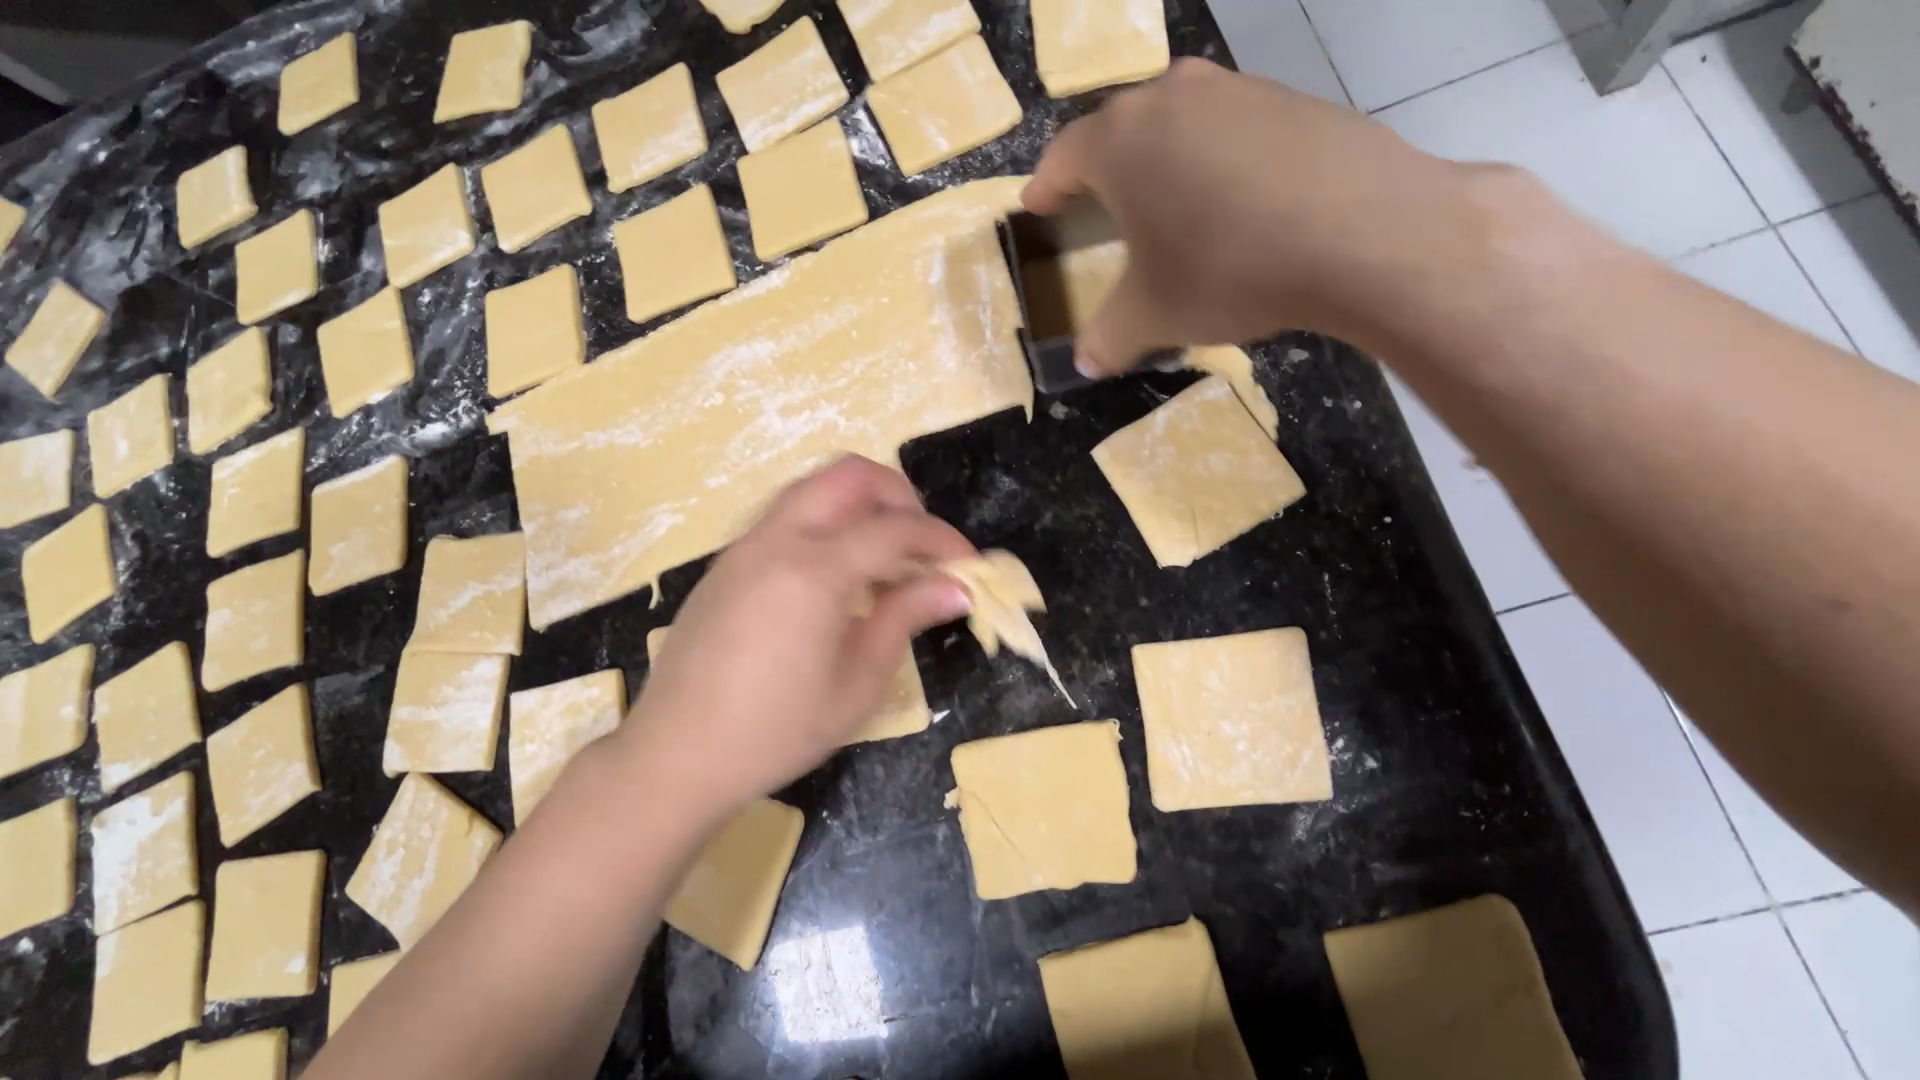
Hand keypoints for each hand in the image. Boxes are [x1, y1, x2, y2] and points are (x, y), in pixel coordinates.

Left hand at [619, 455, 974, 812]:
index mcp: (814, 571)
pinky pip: (784, 517)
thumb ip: (905, 618)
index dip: (942, 541)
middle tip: (921, 544)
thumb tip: (956, 587)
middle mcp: (776, 541)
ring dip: (858, 505)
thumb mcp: (858, 683)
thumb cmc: (777, 731)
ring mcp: (744, 547)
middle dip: (899, 496)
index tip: (969, 567)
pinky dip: (824, 524)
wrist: (676, 755)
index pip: (895, 528)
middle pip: (849, 476)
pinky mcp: (725, 564)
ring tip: (883, 558)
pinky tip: (834, 577)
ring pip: (811, 489)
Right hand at [1024, 58, 1490, 374]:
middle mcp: (1171, 97)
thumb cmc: (1228, 269)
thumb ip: (1109, 336)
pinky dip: (1224, 159)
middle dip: (1106, 168)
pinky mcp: (1294, 98)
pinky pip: (1236, 128)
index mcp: (1120, 141)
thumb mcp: (1154, 316)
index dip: (1046, 186)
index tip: (1038, 206)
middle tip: (1103, 204)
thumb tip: (1086, 361)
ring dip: (1168, 157)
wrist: (1364, 233)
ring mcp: (1237, 89)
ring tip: (1174, 201)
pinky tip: (1243, 201)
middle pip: (1121, 129)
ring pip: (1181, 120)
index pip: (1063, 156)